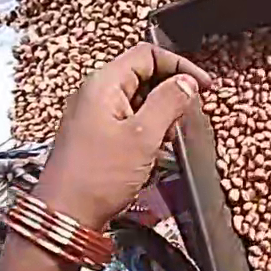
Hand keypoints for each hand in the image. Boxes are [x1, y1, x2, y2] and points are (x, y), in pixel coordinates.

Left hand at [34, 43, 211, 226]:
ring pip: (138, 98)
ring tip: (170, 137)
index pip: (147, 54)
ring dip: (161, 112)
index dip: (180, 65)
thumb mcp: (142, 136)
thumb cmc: (102, 174)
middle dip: (171, 90)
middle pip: (142, 74)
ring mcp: (94, 114)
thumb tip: (188, 81)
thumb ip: (168, 102)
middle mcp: (96, 92)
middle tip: (188, 116)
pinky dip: (147, 127)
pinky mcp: (96, 135)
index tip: (205, 87)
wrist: (65, 216)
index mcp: (104, 83)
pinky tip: (154, 149)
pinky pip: (128, 119)